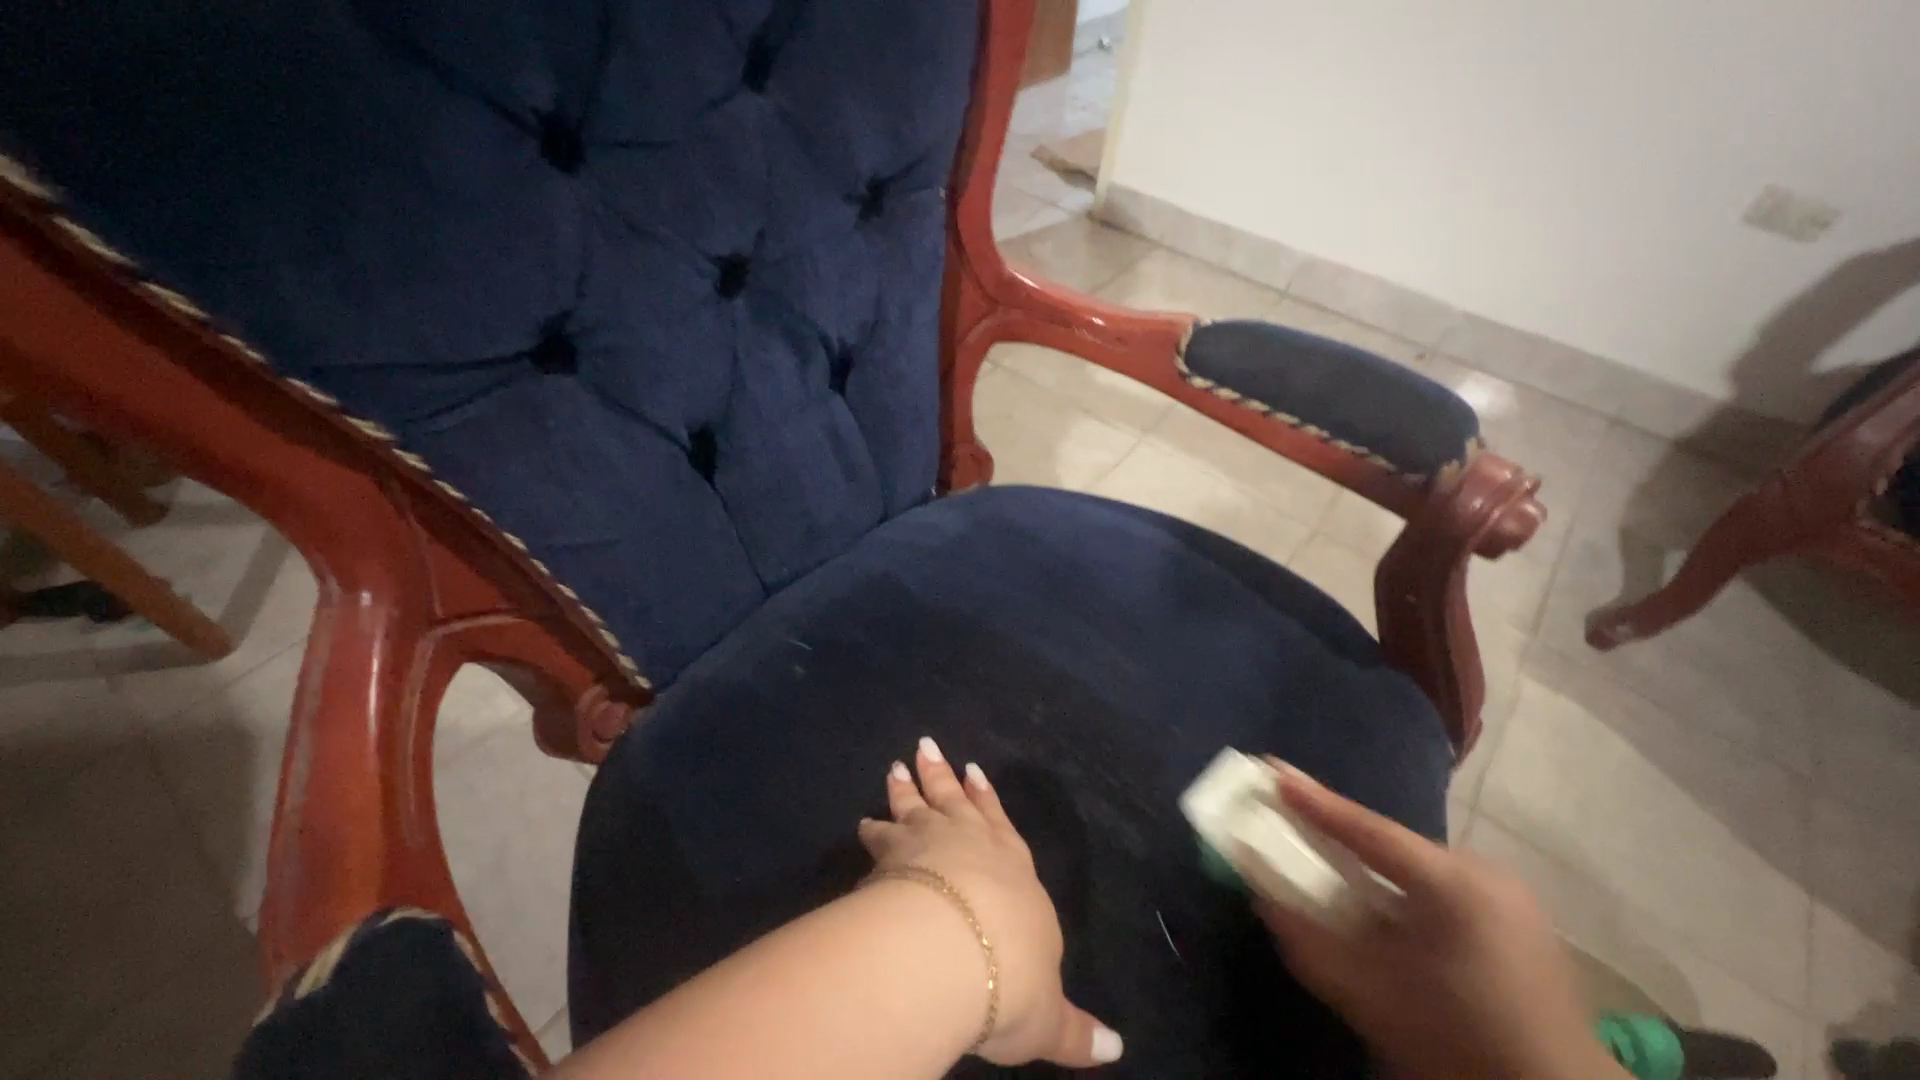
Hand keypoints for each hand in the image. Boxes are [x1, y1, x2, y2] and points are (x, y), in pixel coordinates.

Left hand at [856, 738, 1123, 1068]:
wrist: (954, 954)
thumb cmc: (1011, 977)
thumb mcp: (1049, 1016)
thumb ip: (1075, 1031)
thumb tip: (1117, 1051)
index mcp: (1016, 873)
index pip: (1004, 830)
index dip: (989, 803)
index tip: (974, 773)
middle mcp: (973, 849)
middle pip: (956, 805)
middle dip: (943, 778)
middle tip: (925, 748)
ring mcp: (929, 846)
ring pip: (917, 808)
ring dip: (906, 789)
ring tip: (895, 768)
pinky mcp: (891, 858)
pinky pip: (882, 836)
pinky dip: (875, 828)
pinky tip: (863, 823)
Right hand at [1256, 763, 1622, 1079]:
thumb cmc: (1459, 1042)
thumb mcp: (1372, 997)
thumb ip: (1309, 942)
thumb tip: (1263, 898)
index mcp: (1453, 883)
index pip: (1368, 830)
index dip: (1315, 802)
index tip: (1273, 772)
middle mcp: (1485, 875)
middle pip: (1393, 848)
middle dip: (1341, 841)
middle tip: (1293, 827)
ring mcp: (1511, 899)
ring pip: (1418, 871)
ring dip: (1372, 873)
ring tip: (1330, 873)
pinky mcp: (1521, 926)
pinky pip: (1442, 893)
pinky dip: (1403, 896)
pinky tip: (1383, 917)